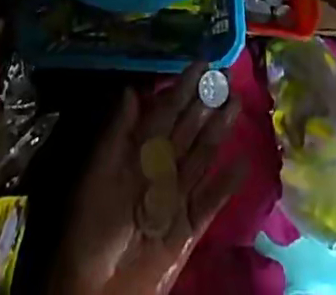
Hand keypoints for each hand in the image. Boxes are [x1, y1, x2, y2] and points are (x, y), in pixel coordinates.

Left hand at [52, 64, 245, 294]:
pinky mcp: (190, 226)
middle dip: (205, 104)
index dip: (182, 88)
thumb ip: (118, 133)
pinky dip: (228, 182)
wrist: (95, 291)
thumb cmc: (91, 227)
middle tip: (226, 77)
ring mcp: (177, 196)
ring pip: (202, 156)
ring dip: (219, 131)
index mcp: (137, 155)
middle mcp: (160, 169)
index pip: (164, 113)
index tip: (202, 63)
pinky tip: (243, 161)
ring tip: (236, 104)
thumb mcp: (99, 173)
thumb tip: (132, 88)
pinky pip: (212, 199)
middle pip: (187, 130)